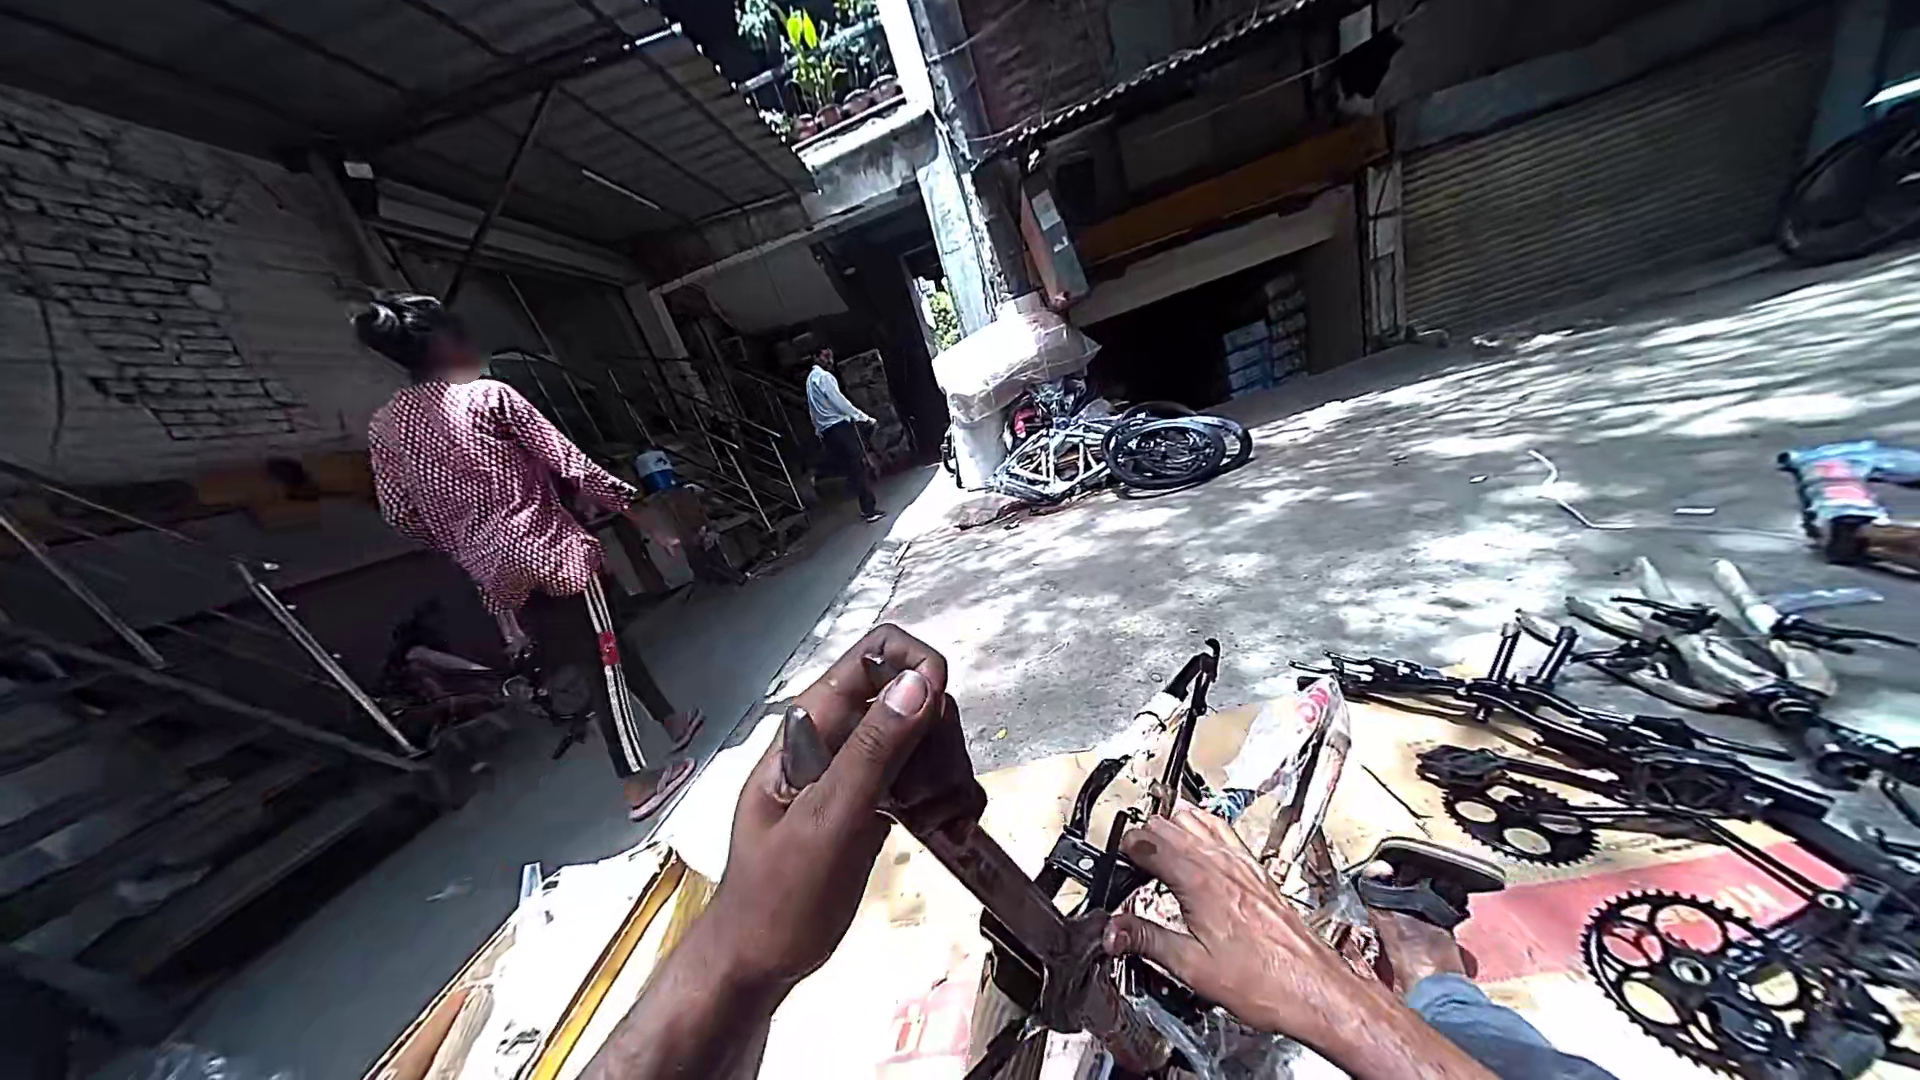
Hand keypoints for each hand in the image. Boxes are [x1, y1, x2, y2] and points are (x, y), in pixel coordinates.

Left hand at [704, 624, 951, 989]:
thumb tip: (919, 683)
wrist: (765, 957)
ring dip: (947, 779)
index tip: (937, 708)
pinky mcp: (890, 793)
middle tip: (919, 797)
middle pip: (920, 697)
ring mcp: (870, 763)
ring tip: (926, 822)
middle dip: (936, 743)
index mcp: (817, 720)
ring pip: (937, 738)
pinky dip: (954, 800)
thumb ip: (872, 751)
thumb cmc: (776, 896)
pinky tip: (947, 830)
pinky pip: (941, 776)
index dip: (915, 664)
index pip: (876, 652)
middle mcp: (847, 731)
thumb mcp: (824, 823)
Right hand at [1104, 805, 1365, 1047]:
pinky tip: (1195, 838)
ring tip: (1158, 850)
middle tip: (1134, 864)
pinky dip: (1198, 823)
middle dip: (1142, 838)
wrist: (1315, 988)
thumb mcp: (1193, 968)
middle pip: (1163, 823)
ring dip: (1167, 826)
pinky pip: (1217, 824)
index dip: (1125, 849)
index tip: (1120, 865)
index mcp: (1196, 880)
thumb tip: (1112, 931)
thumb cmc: (1264, 982)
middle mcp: (1216, 860)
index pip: (1146, 840)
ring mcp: (1235, 858)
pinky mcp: (1251, 864)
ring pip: (1189, 816)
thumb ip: (1147, 941)